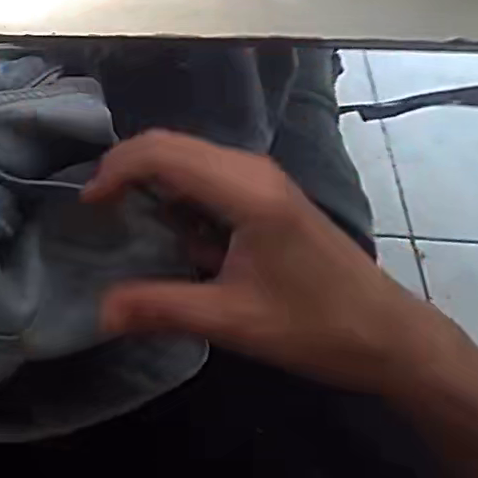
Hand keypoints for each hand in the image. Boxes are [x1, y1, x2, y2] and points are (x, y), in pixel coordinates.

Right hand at [85, 130, 468, 394]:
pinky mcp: (264, 189)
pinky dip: (176, 189)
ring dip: (151, 178)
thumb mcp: (234, 321)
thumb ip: (163, 308)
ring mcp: (260, 175)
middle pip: (171, 144)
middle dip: (127, 168)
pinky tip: (171, 227)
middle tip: (97, 209)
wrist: (388, 333)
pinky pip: (205, 172)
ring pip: (187, 154)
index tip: (89, 205)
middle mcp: (251, 168)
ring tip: (123, 217)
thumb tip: (100, 311)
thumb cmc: (316, 326)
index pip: (164, 153)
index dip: (117, 169)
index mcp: (245, 190)